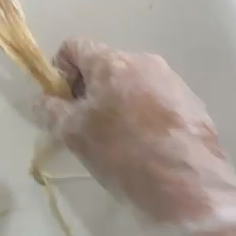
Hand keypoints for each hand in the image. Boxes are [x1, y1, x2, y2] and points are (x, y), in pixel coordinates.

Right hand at [35, 40, 235, 235]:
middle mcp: (145, 62)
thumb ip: (50, 111)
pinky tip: (143, 146)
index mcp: (112, 63)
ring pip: (130, 84)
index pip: (74, 47)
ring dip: (115, 104)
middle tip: (84, 127)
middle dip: (88, 91)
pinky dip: (142, 115)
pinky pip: (155, 100)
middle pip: (103, 65)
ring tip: (116, 140)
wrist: (189, 188)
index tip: (61, 103)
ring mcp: (173, 82)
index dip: (59, 72)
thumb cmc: (122, 154)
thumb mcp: (73, 135)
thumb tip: (42, 101)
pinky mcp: (192, 105)